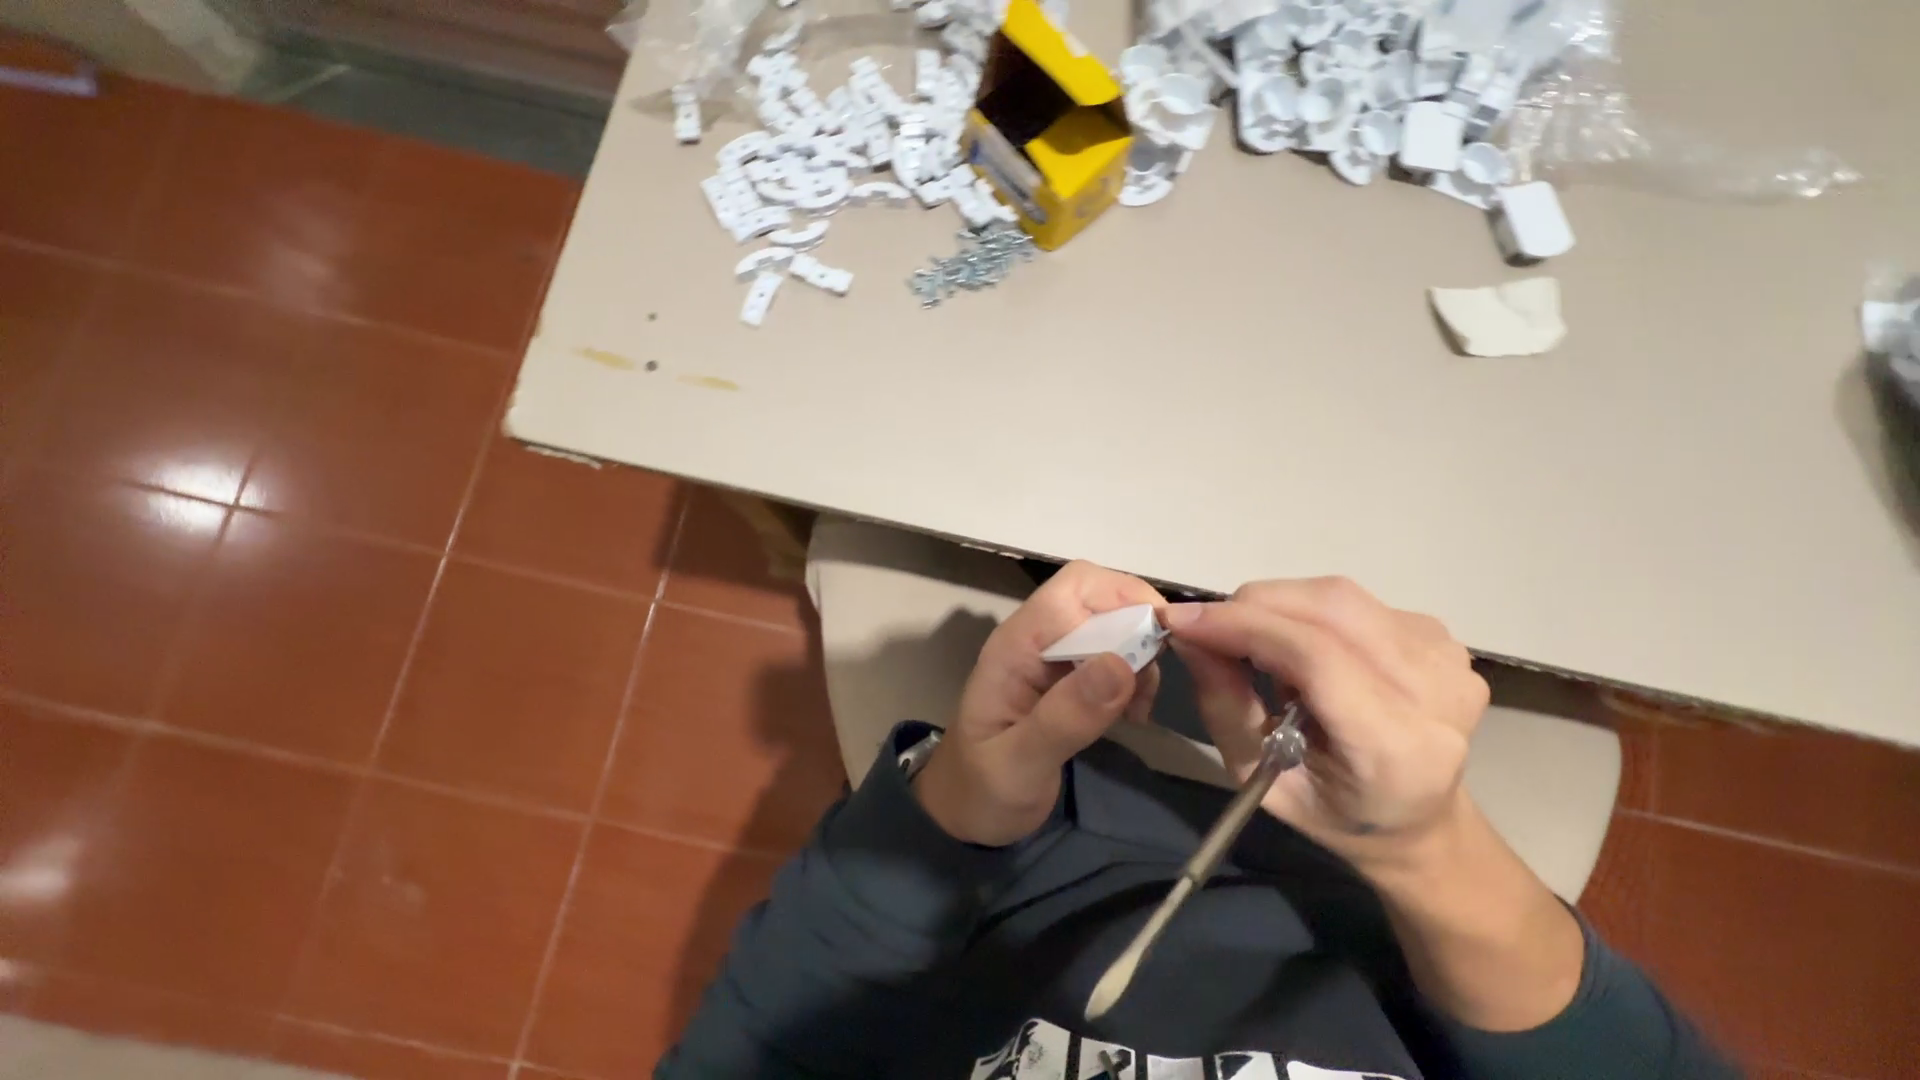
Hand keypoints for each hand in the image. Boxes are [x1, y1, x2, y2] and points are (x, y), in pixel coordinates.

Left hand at [914, 561, 1164, 845]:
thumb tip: (1120, 664)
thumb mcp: (1020, 765)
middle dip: (1137, 624)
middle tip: (1151, 683)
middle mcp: (1034, 640)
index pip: (1074, 591)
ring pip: (1109, 622)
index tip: (1159, 646)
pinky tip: (1133, 714)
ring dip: (1138, 653)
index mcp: (1015, 646)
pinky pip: (1110, 654)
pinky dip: (1133, 675)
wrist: (962, 815)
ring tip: (1140, 709)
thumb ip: (1066, 718)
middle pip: (1096, 596)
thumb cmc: (981, 791)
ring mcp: (1050, 658)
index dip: (1122, 602)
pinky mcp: (1067, 680)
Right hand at [1160, 577, 1489, 874]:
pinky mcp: (1441, 638)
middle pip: (1330, 608)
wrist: (1421, 822)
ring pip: (1339, 596)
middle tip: (1206, 628)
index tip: (1181, 621)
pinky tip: (1301, 647)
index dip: (1242, 626)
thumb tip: (1187, 635)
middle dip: (1252, 606)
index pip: (1315, 656)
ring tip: (1254, 644)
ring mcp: (1446, 659)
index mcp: (1394, 748)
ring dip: (1277, 606)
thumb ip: (1224, 706)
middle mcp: (1435, 694)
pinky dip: (1308, 612)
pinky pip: (1355, 603)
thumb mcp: (1261, 778)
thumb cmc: (1335, 812)